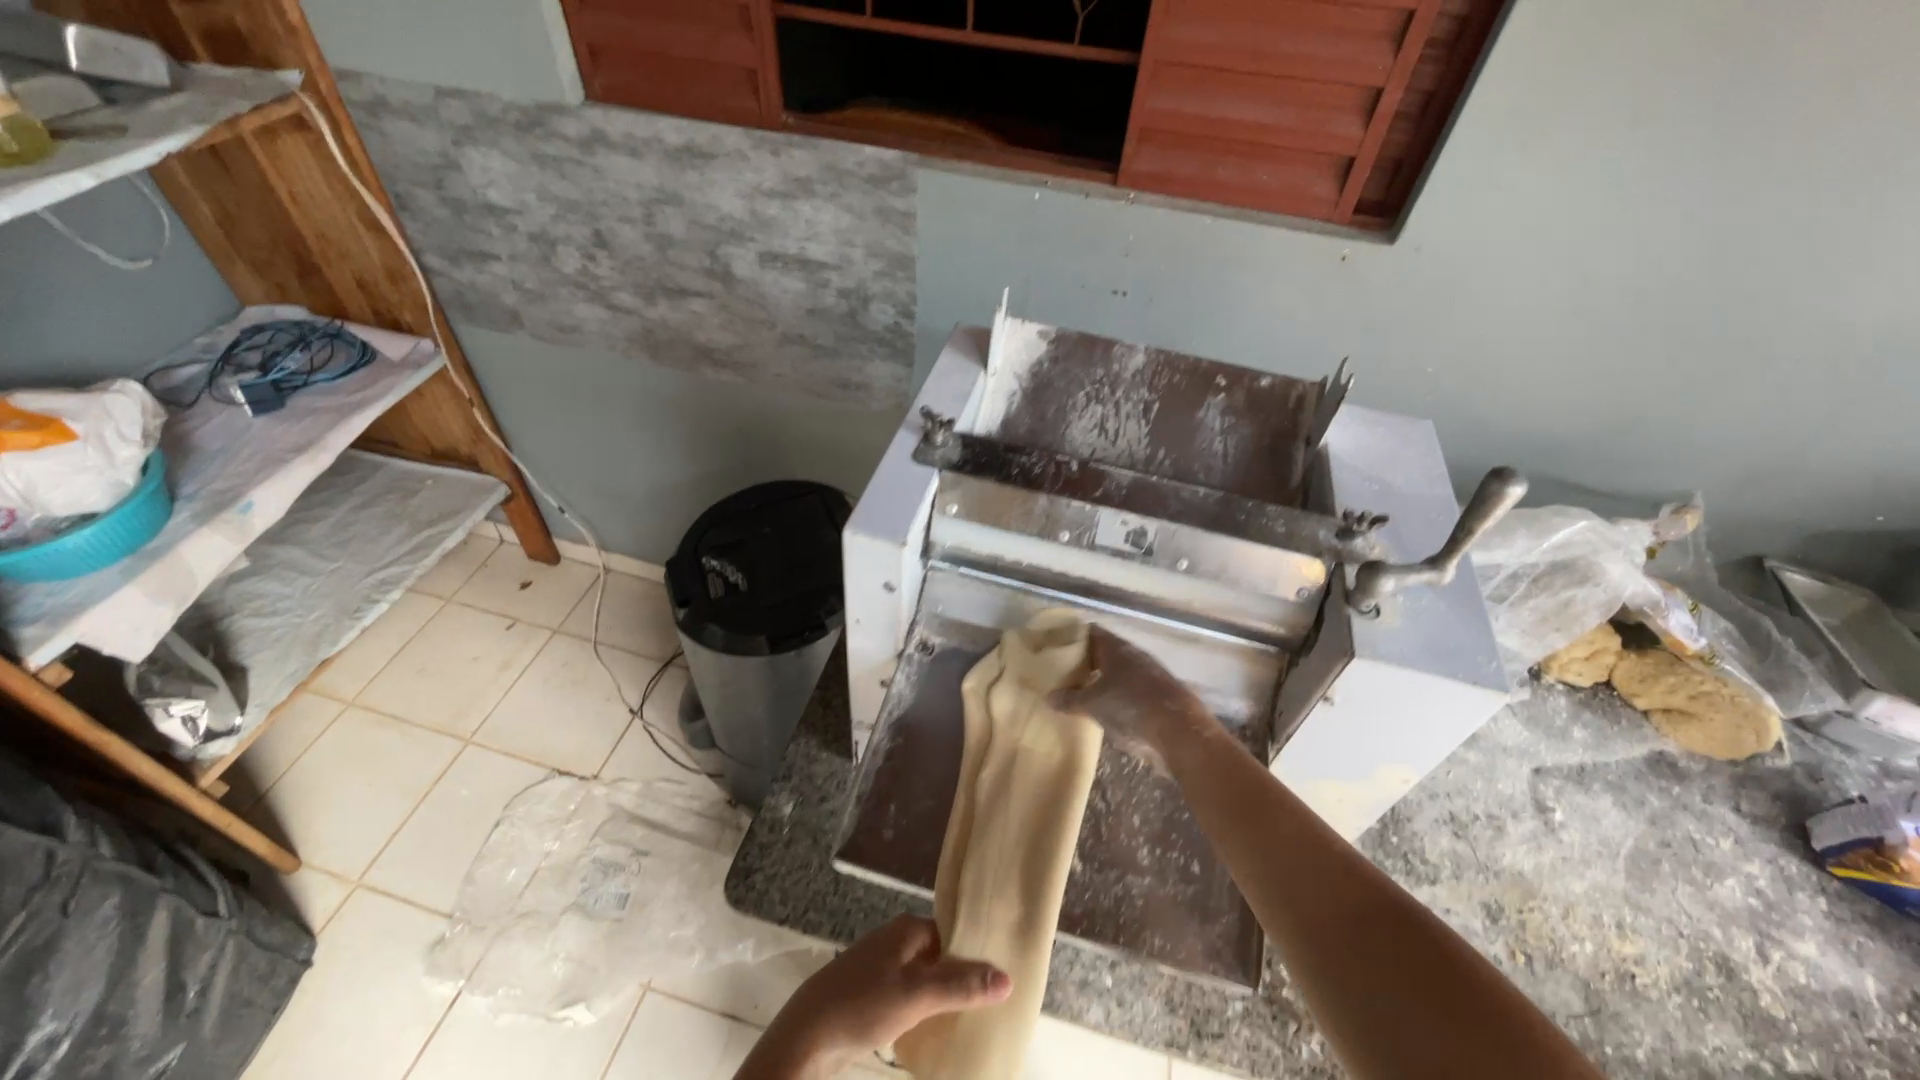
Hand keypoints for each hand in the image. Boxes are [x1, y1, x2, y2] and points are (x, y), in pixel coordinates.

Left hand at [737, 915, 1010, 1078]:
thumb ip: (961, 985)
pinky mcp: (870, 993)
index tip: (1003, 973)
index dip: (977, 952)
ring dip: (945, 994)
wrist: (806, 1035)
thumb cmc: (863, 1004)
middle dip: (964, 975)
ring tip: (972, 1015)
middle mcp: (895, 940)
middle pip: (941, 954)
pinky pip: (910, 995)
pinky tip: (936, 1026)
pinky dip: (925, 1008)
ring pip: (925, 977)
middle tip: (993, 999)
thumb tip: (1007, 978)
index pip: (954, 932)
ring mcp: (881, 966)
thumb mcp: (918, 995)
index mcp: (907, 928)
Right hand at [1048, 625, 1218, 772]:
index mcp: (1117, 649)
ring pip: (1118, 674)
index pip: (1091, 632)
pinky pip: (1129, 692)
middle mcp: (1134, 657)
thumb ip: (1070, 699)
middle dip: (1084, 662)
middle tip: (1061, 674)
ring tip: (1078, 694)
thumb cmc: (1130, 707)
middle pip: (1104, 653)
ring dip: (1100, 682)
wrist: (1180, 733)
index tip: (1054, 646)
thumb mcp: (1093, 704)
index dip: (1072, 637)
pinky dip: (1115, 698)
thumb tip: (1049, 697)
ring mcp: (1149, 677)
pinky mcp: (1158, 698)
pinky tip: (1103, 712)